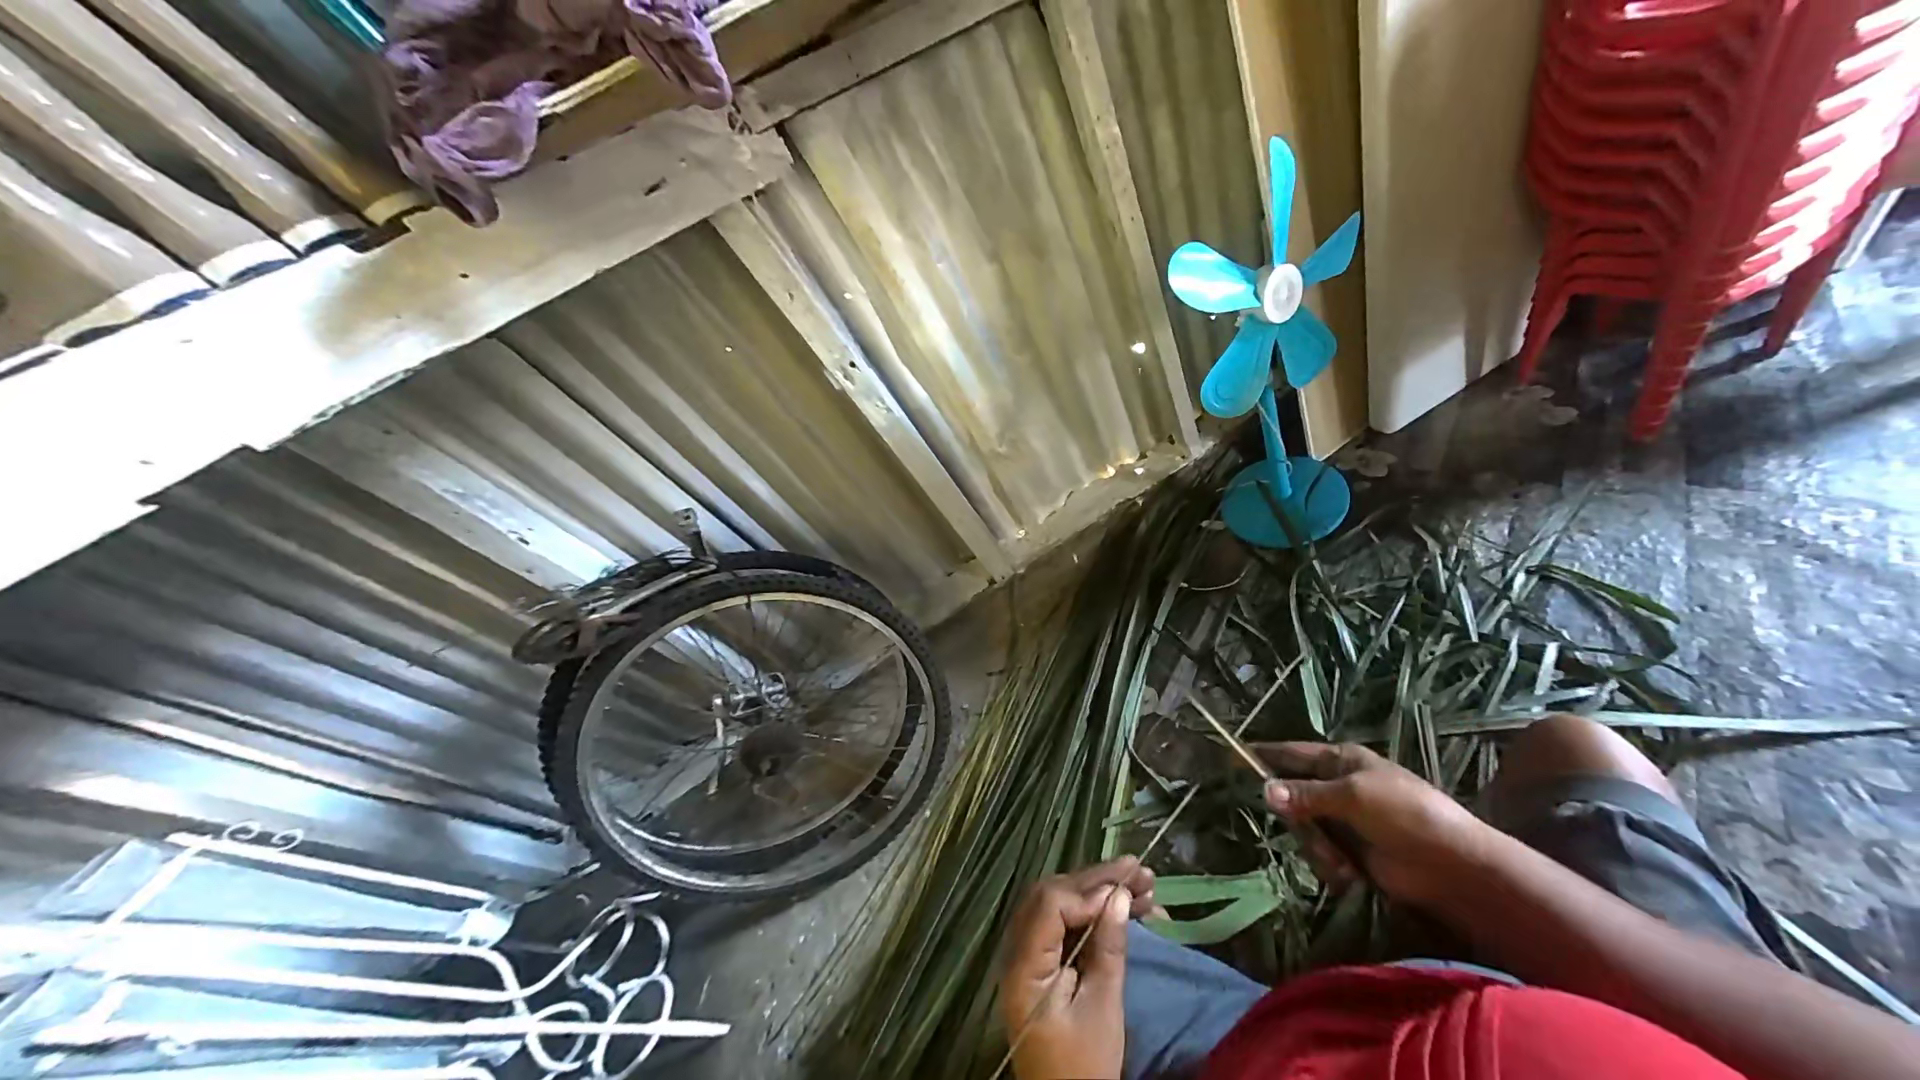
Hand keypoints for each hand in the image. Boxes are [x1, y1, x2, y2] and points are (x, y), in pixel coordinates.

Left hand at [999, 857, 1156, 1079]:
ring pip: (1060, 904)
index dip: (1087, 892)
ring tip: (1145, 885)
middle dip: (1098, 881)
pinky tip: (1126, 906)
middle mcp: (1016, 950)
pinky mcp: (1040, 960)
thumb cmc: (1085, 1065)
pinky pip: (1063, 923)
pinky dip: (1092, 912)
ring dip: (1099, 892)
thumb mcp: (1103, 1007)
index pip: (1049, 904)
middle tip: (1141, 872)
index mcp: (1023, 966)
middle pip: (1053, 895)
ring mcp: (1026, 953)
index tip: (1126, 891)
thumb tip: (1119, 896)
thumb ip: (1108, 948)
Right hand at [1253, 742, 1496, 908]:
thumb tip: (1263, 790)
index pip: (1289, 753)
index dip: (1262, 755)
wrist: (1453, 866)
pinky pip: (1318, 855)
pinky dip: (1330, 866)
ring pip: (1302, 830)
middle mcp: (1336, 787)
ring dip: (1317, 849)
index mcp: (1339, 760)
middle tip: (1306, 829)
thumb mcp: (1352, 795)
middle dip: (1296, 818)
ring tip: (1340, 862)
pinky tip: (1348, 874)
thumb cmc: (1405, 813)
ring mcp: (1342, 821)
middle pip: (1290, 796)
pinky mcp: (1349, 853)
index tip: (1230, 758)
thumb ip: (1305, 793)